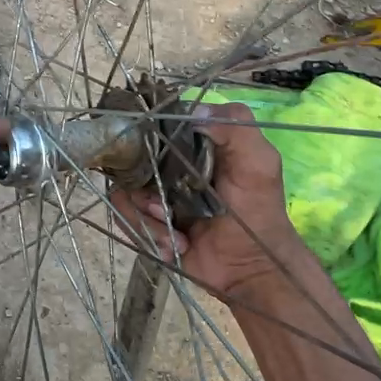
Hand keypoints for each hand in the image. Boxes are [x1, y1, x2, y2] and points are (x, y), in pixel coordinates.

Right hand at [113, 103, 312, 298]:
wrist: (249, 270)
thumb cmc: (256, 213)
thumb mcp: (258, 164)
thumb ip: (236, 128)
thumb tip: (193, 110)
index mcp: (193, 144)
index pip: (153, 126)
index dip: (143, 138)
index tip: (150, 156)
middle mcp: (168, 164)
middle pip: (128, 160)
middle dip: (143, 187)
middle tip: (165, 207)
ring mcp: (154, 192)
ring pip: (122, 190)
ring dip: (145, 215)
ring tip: (172, 231)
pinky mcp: (144, 219)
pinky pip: (123, 216)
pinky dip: (145, 232)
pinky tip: (173, 245)